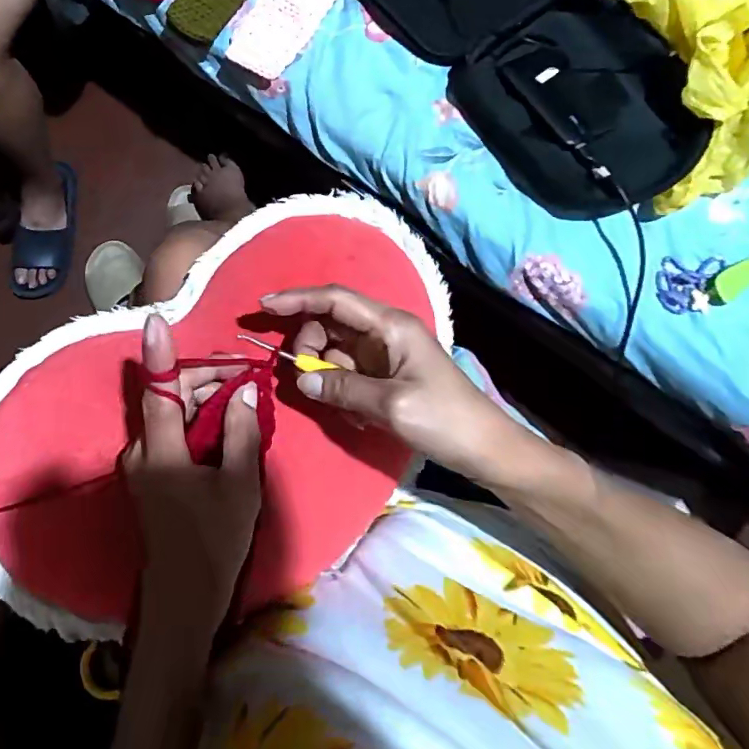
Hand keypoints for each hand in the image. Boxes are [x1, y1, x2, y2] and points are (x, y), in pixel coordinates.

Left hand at [123, 315, 263, 631]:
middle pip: (169, 398)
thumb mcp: (239, 485)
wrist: (182, 598)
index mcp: (159, 451)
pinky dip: (196, 424)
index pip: (157, 391)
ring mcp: (141, 465)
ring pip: (171, 416)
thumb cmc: (213, 541)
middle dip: (205, 381)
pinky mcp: (148, 476)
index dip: (158, 354)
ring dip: (203, 402)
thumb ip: (240, 431)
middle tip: (245, 378)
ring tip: (243, 399)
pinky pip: (170, 436)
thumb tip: (244, 390)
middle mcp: (141, 451)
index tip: (155, 319)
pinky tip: (226, 425)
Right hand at [262, 285, 560, 489]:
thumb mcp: (392, 404)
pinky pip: (346, 375)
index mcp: (390, 325)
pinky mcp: (382, 377)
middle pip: (329, 324)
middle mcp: (383, 333)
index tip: (264, 307)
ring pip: (334, 353)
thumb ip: (343, 387)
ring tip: (345, 408)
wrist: (485, 450)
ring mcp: (382, 356)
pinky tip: (357, 416)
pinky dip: (340, 391)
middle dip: (309, 346)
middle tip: (305, 377)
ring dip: (326, 375)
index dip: (298, 299)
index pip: (335, 299)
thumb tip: (301, 378)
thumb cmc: (445, 418)